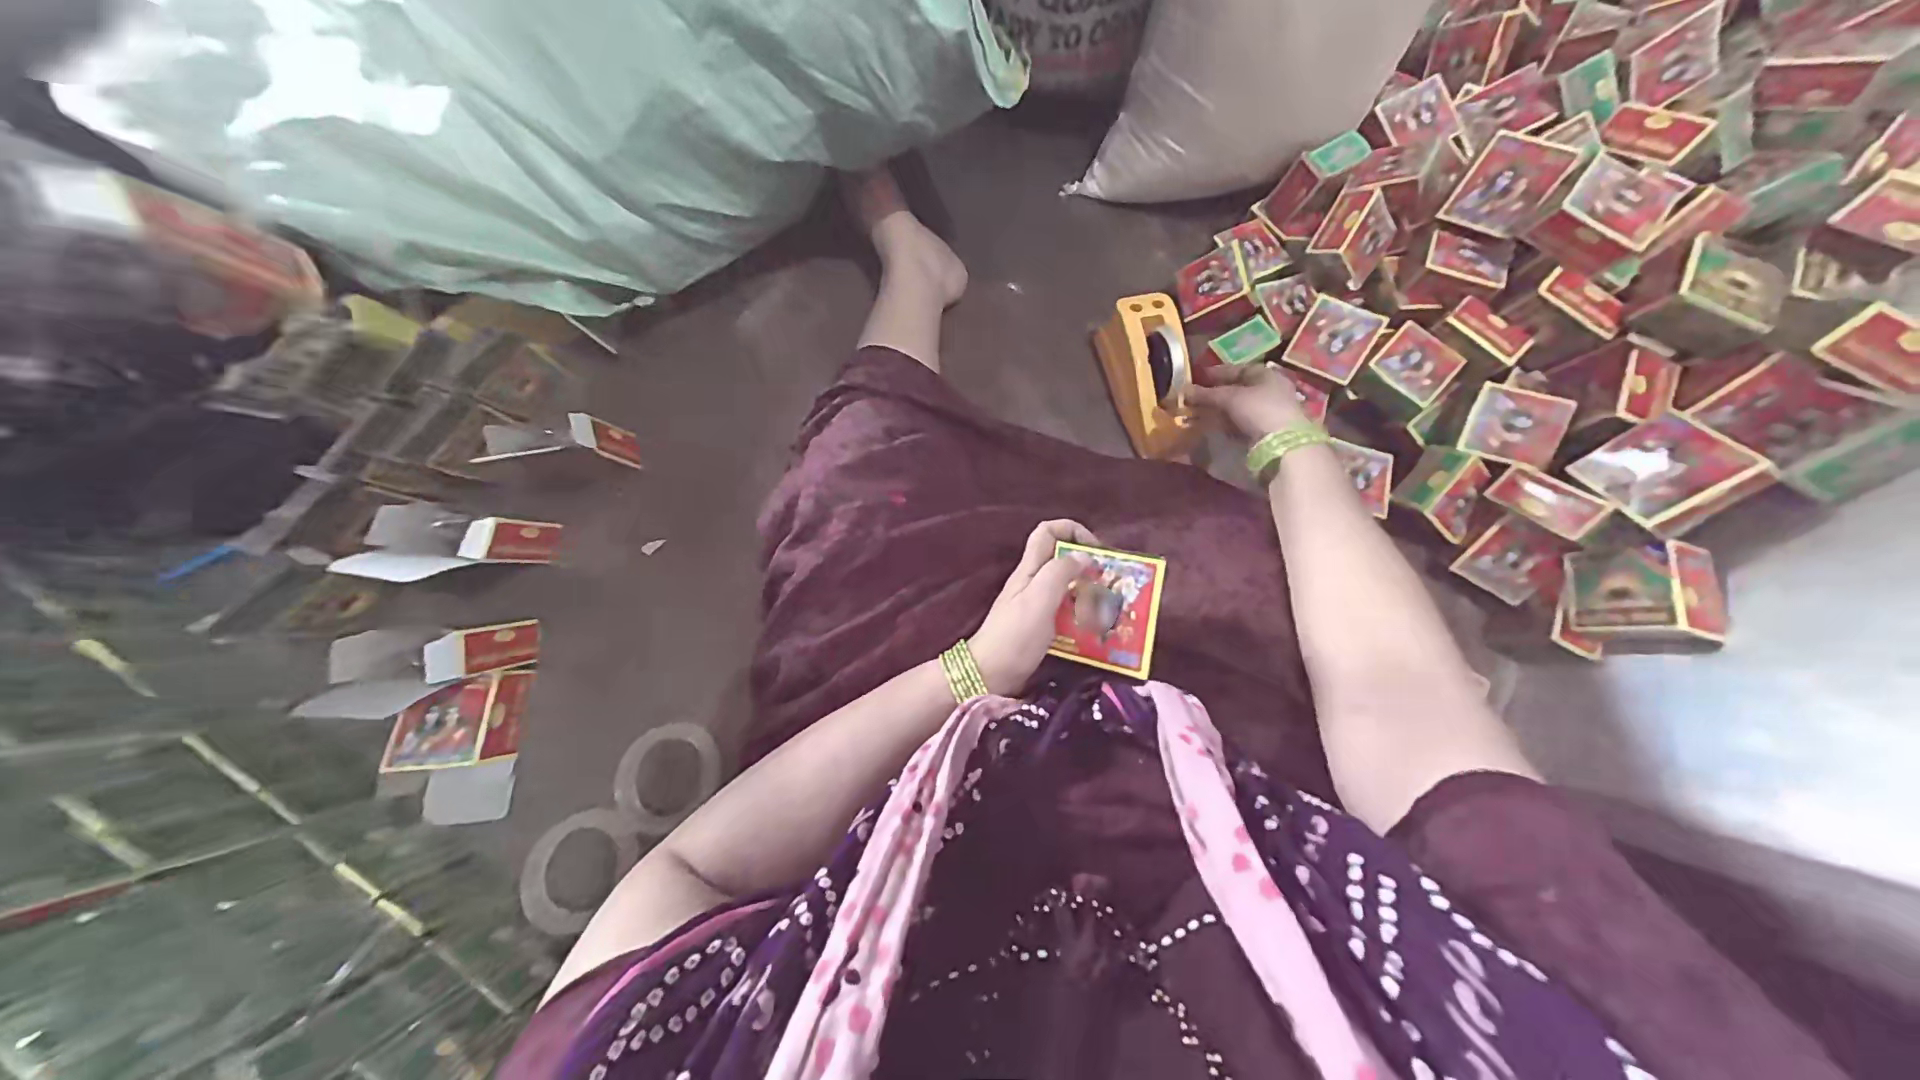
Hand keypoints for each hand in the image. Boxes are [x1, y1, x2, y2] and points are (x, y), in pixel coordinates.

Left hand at [970, 519, 1098, 694]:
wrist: (989, 674)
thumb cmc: (1014, 636)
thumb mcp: (1039, 599)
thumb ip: (1060, 573)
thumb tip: (1084, 556)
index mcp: (1030, 569)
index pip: (1048, 531)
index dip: (1073, 530)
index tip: (1096, 550)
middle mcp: (1033, 581)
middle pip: (1061, 557)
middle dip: (1087, 562)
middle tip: (1109, 581)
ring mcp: (1036, 603)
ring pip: (1066, 584)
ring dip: (1088, 589)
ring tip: (1108, 605)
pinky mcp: (1040, 625)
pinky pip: (1066, 609)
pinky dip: (1082, 612)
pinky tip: (1094, 626)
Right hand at [1187, 362, 1311, 440]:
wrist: (1281, 445)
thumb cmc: (1258, 410)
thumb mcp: (1230, 397)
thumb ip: (1206, 393)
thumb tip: (1183, 390)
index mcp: (1267, 375)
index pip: (1238, 369)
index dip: (1217, 372)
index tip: (1197, 377)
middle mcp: (1269, 391)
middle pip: (1237, 389)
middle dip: (1213, 393)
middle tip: (1192, 397)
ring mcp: (1267, 413)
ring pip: (1236, 408)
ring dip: (1216, 410)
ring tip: (1196, 413)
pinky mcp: (1262, 432)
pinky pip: (1238, 423)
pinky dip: (1223, 423)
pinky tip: (1210, 426)